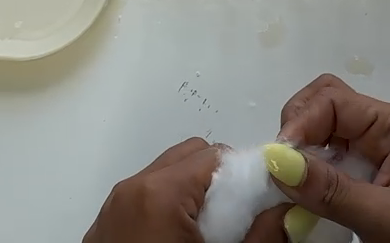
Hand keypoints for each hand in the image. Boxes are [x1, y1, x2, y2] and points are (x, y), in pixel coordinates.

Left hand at [81, 138, 287, 242]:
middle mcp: (130, 190)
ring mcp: (111, 210)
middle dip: (219, 181)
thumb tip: (288, 208)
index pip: (215, 155)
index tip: (261, 204)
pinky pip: (141, 199)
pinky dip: (165, 210)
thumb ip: (263, 236)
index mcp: (160, 194)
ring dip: (191, 195)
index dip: (244, 175)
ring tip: (208, 238)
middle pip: (188, 156)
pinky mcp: (101, 232)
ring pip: (164, 176)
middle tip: (237, 222)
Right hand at [266, 74, 389, 242]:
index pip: (332, 99)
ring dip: (298, 153)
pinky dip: (307, 178)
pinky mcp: (366, 185)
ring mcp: (372, 158)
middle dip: (295, 128)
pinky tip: (299, 201)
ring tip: (283, 185)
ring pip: (321, 135)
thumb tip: (275, 160)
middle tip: (277, 168)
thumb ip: (333, 192)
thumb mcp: (389, 220)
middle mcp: (380, 133)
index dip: (300, 121)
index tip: (276, 159)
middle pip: (323, 106)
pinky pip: (327, 166)